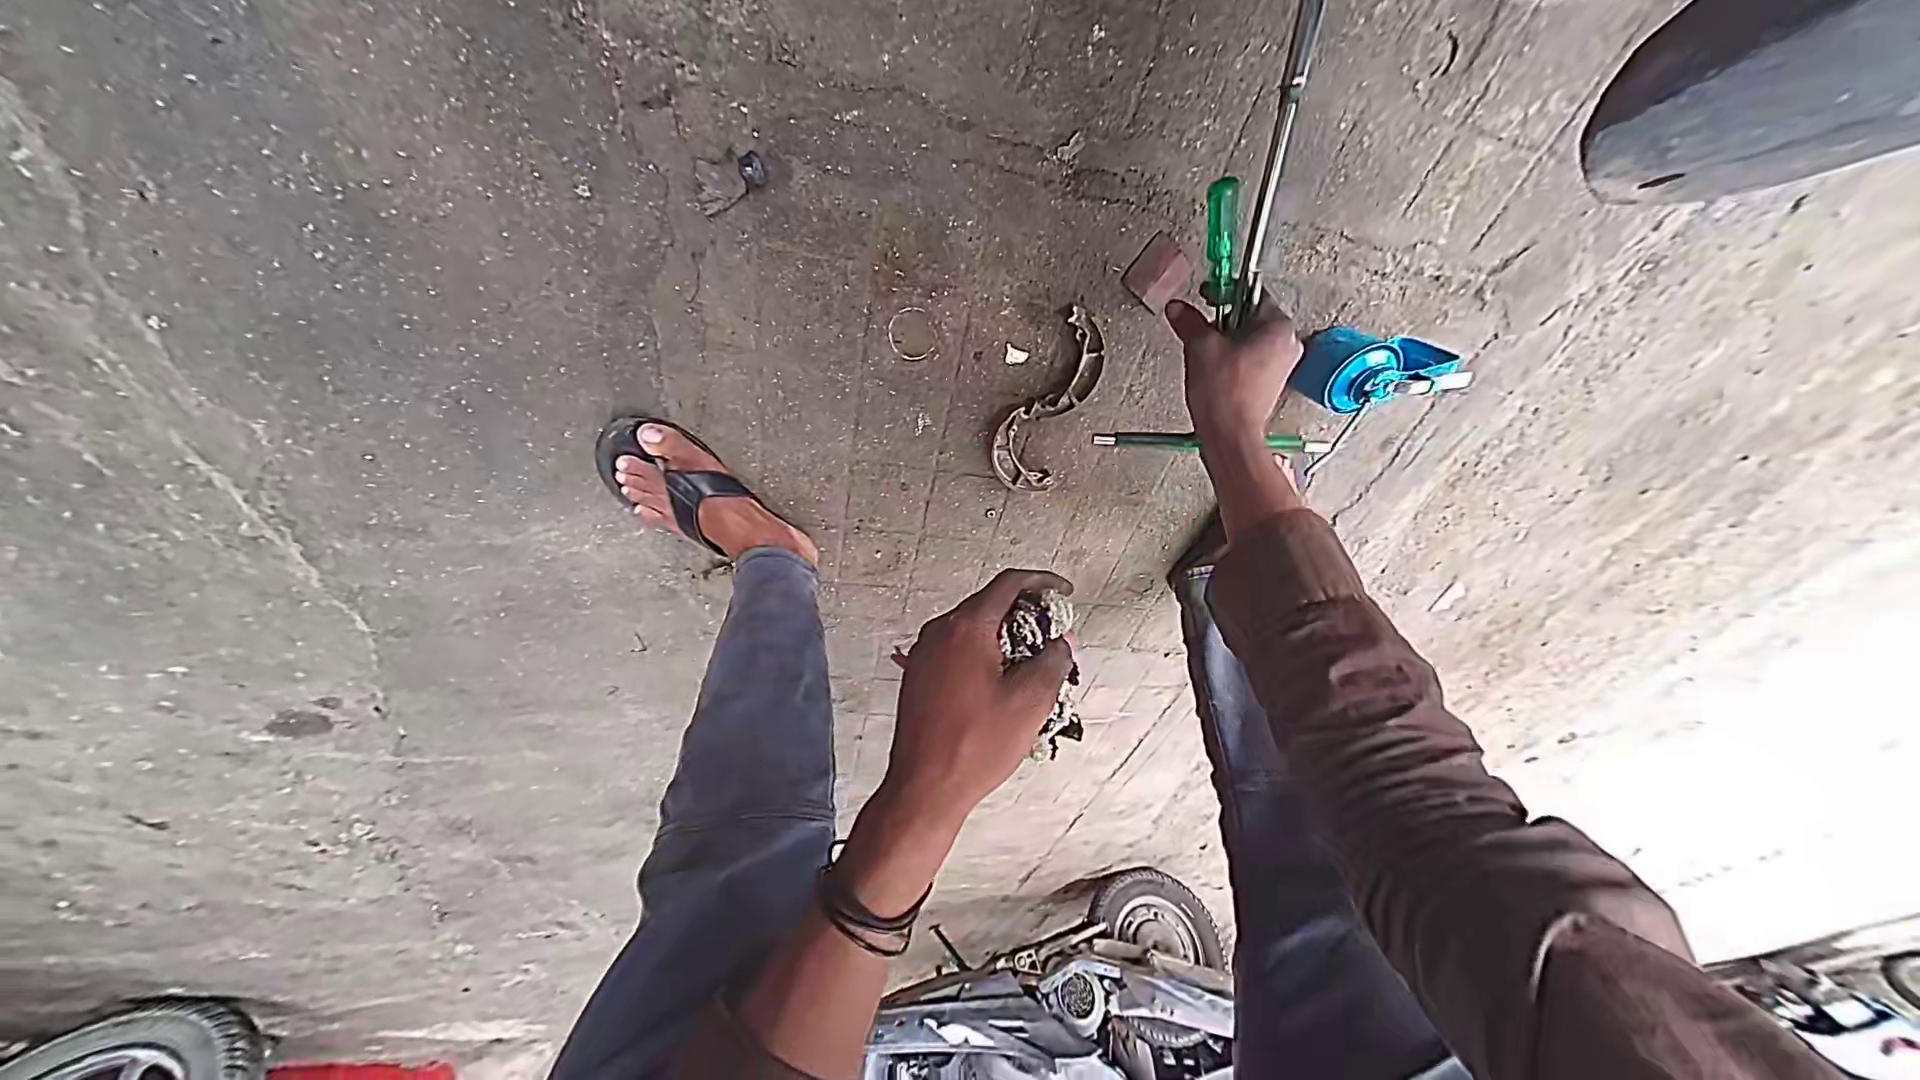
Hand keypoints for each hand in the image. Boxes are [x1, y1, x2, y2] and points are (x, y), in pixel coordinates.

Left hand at [883, 569, 1075, 827]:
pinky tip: (1000, 683)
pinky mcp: (919, 674)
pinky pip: (956, 649)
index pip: (1009, 584)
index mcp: (966, 628)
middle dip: (1025, 615)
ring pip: (972, 628)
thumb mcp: (1030, 701)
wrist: (924, 786)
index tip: (1060, 591)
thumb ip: (1053, 661)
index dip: (1042, 583)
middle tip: (1050, 635)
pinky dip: (982, 653)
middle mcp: (939, 632)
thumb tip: (1060, 644)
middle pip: (989, 604)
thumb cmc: (971, 747)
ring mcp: (924, 653)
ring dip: (1004, 637)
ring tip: (1029, 665)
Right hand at [1166, 298, 1303, 445]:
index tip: (1208, 292)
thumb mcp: (1200, 347)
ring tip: (1204, 350)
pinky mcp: (1268, 383)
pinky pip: (1249, 359)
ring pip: (1249, 339)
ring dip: (1225, 339)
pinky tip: (1213, 369)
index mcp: (1278, 328)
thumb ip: (1189, 321)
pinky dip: (1230, 358)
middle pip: (1250, 317)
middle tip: (1202, 324)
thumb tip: (1179, 309)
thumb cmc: (1226, 397)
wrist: (1230, 435)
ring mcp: (1279, 366)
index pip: (1251, 294)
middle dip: (1223, 318)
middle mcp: (1286, 345)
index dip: (1224, 291)